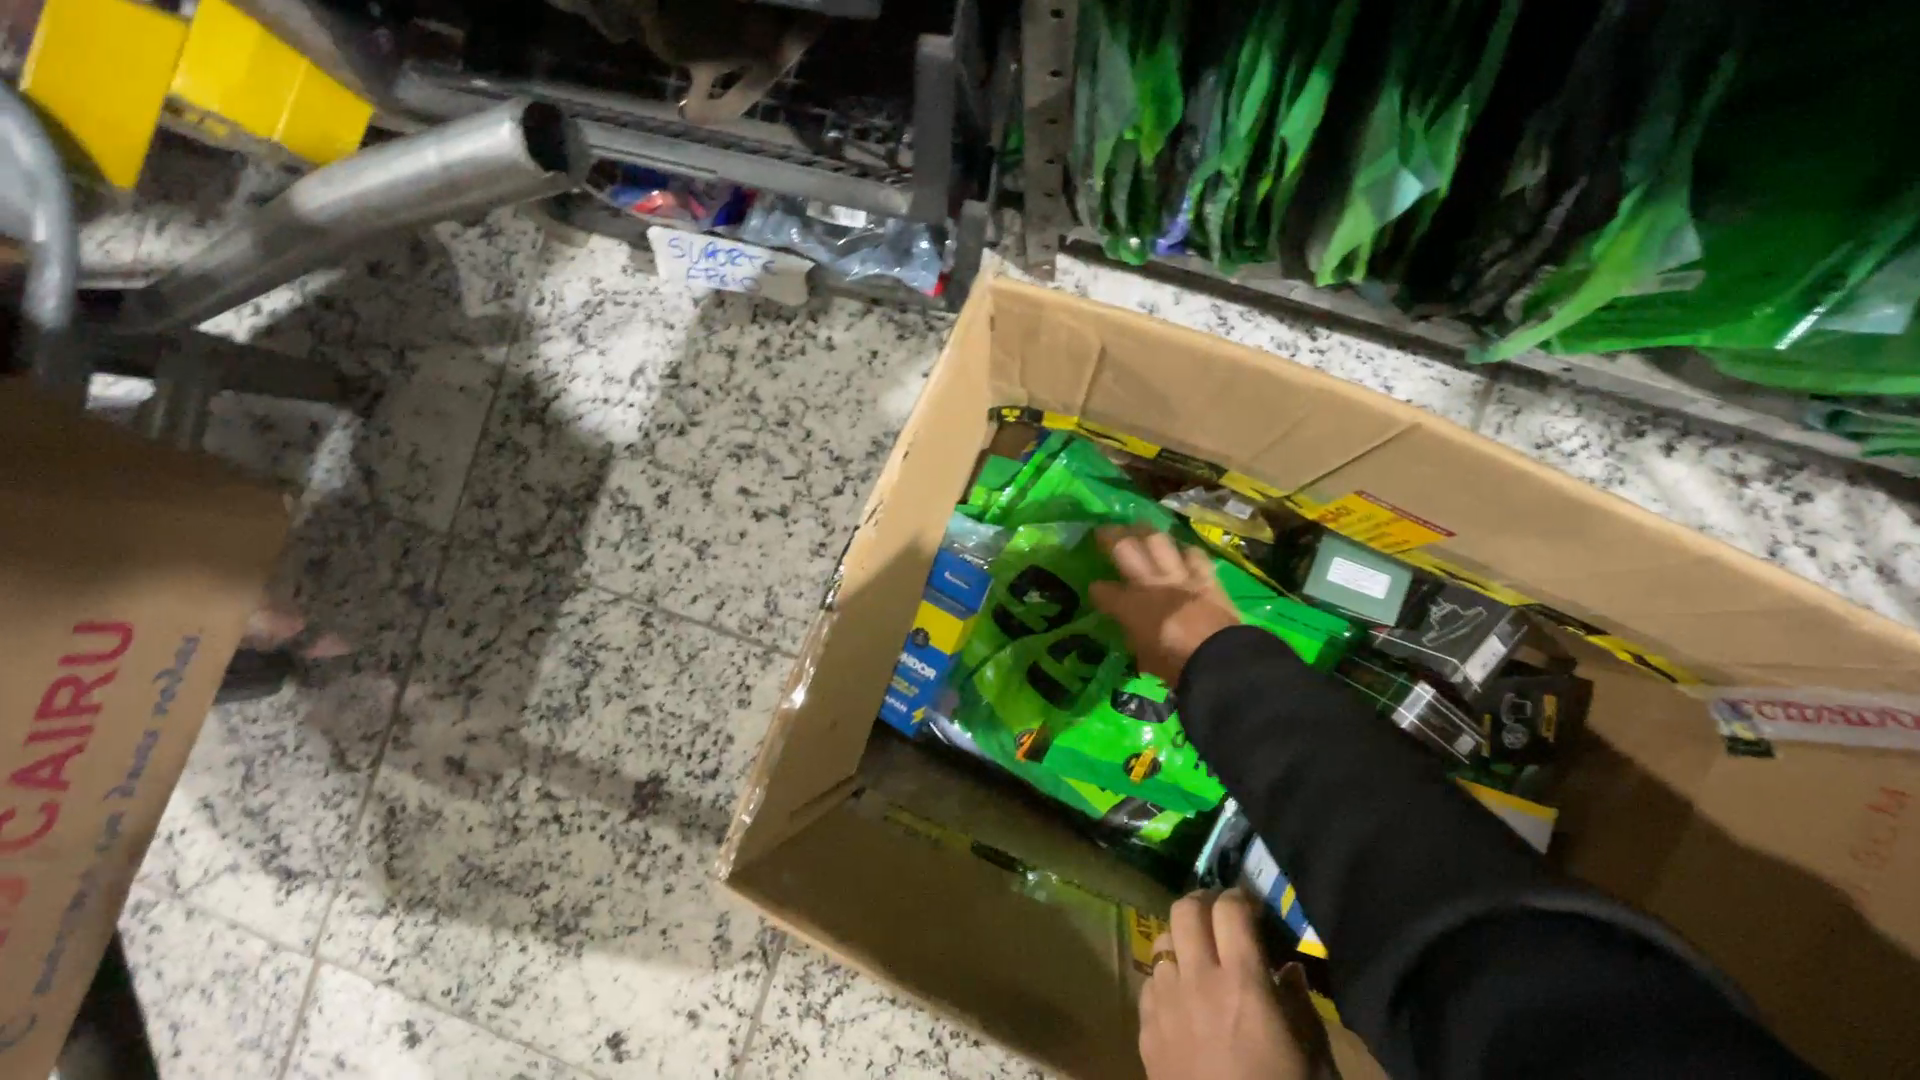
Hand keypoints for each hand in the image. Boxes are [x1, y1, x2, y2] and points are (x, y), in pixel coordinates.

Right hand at [1090, 526, 1240, 684]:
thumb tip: (1134, 630)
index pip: (1103, 591)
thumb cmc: (1175, 665)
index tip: (1096, 589)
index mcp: (1130, 607)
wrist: (1218, 658)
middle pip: (1125, 548)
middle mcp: (1151, 583)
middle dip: (1110, 536)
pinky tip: (1181, 551)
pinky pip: (1194, 554)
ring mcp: (1179, 576)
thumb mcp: (1144, 658)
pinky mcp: (1206, 578)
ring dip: (1145, 532)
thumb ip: (1135, 637)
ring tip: (1139, 528)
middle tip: (1104, 531)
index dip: (1097, 589)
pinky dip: (1185, 551)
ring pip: (1158, 541)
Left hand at [1139, 890, 1310, 1079]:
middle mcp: (1197, 981)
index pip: (1230, 909)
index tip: (1252, 906)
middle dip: (1204, 903)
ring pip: (1162, 941)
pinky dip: (1166, 979)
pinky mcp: (1145, 1031)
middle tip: (1221, 917)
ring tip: (1200, 958)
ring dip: (1182, 941)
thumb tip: (1287, 970)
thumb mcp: (1313, 1058)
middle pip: (1185, 909)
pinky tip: (1183, 998)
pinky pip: (1150, 982)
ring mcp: (1165, 1004)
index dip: (1241, 898)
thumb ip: (1299, 1005)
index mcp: (1244, 983)